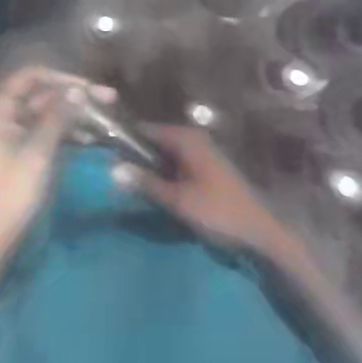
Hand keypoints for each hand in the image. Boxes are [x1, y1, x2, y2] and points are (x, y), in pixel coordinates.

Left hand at [0, 66, 100, 258]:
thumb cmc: (10, 193)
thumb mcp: (38, 153)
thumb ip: (58, 117)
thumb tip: (78, 91)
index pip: (31, 76)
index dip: (62, 78)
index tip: (91, 88)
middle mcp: (2, 114)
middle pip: (41, 93)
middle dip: (74, 96)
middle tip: (109, 100)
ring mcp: (10, 133)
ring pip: (46, 112)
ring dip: (74, 114)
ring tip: (106, 119)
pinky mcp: (19, 151)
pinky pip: (45, 131)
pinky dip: (65, 131)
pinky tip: (89, 138)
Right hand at [114, 125, 289, 259]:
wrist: (259, 233)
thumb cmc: (218, 212)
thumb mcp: (177, 200)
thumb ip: (145, 183)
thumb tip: (111, 169)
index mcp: (186, 138)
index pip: (145, 129)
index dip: (124, 139)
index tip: (102, 152)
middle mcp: (193, 139)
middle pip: (154, 141)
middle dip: (135, 155)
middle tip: (110, 171)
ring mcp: (201, 154)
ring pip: (164, 155)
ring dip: (148, 167)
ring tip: (125, 182)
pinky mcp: (205, 169)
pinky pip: (175, 165)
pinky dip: (162, 174)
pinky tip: (151, 190)